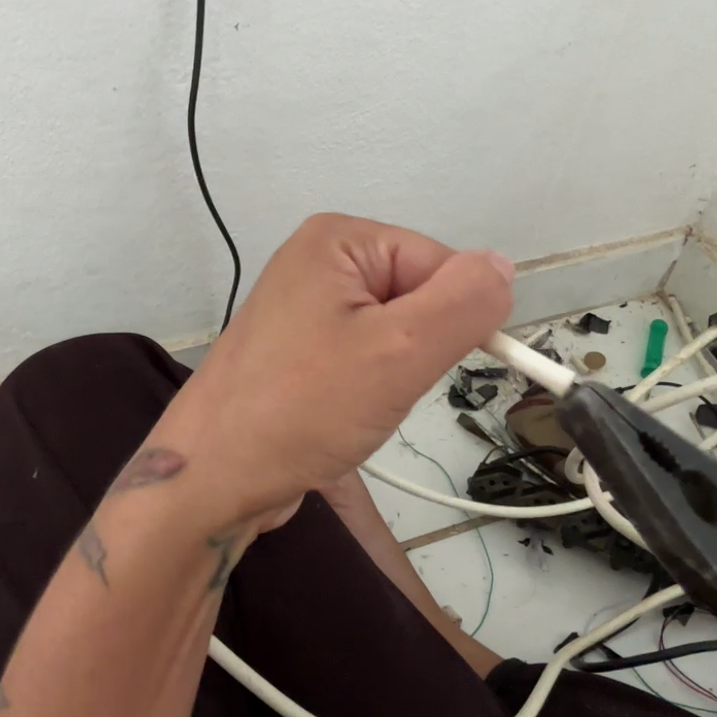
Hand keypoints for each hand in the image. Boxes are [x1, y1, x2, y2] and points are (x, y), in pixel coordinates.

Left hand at [150, 213, 512, 526]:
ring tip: (352, 404)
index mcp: (338, 239)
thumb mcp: (400, 350)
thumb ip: (465, 302)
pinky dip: (365, 390)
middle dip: (415, 351)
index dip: (451, 321)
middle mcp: (316, 262)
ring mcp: (300, 309)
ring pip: (391, 335)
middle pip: (416, 297)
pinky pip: (359, 358)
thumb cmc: (302, 410)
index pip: (441, 263)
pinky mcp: (294, 351)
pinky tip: (338, 414)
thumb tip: (503, 266)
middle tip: (376, 388)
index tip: (421, 369)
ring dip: (391, 376)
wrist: (212, 478)